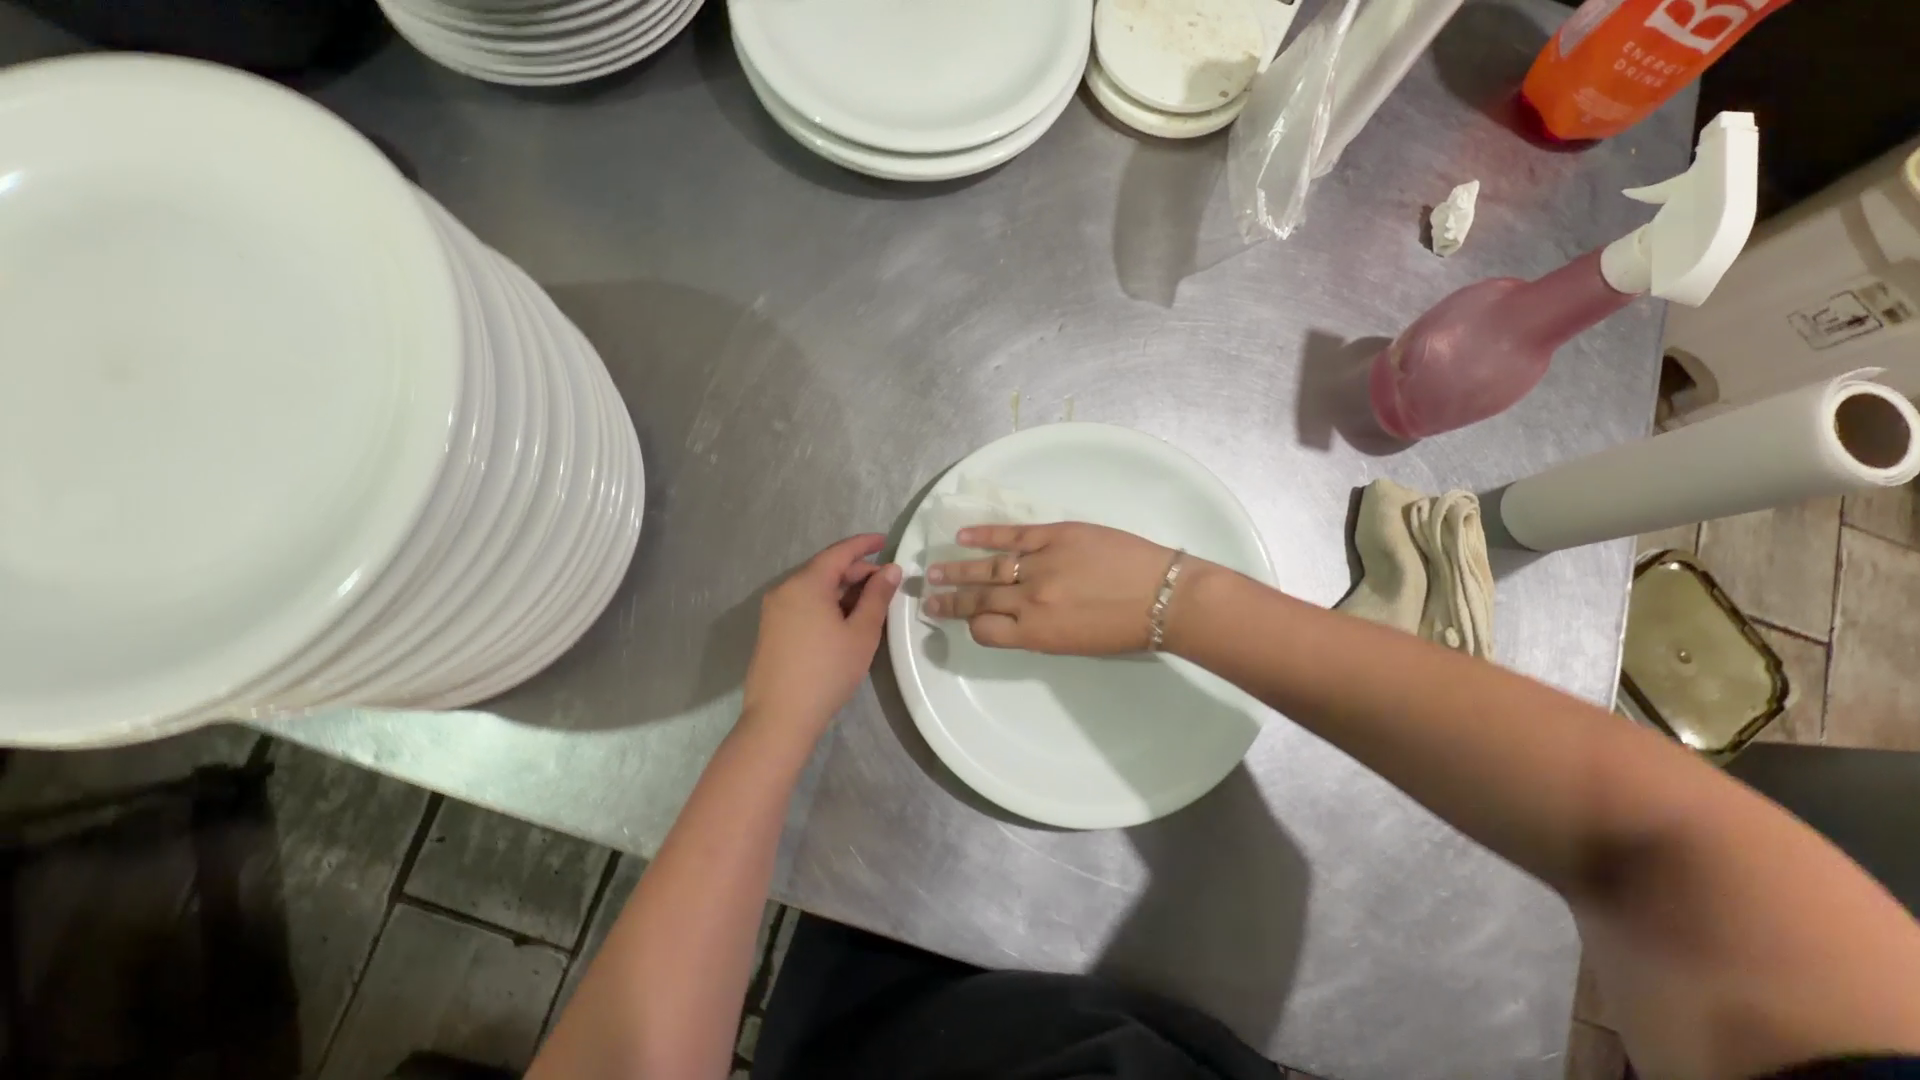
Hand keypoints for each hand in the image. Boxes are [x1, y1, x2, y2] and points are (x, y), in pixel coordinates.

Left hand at [742, 534, 901, 730]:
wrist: (780, 717)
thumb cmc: (826, 672)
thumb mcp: (861, 633)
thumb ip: (877, 597)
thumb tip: (890, 569)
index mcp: (806, 583)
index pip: (839, 552)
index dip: (864, 545)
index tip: (885, 541)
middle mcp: (785, 589)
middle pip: (825, 569)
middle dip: (856, 571)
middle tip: (886, 581)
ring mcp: (774, 610)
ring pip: (814, 588)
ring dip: (842, 589)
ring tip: (870, 602)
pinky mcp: (771, 630)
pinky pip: (803, 604)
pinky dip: (826, 603)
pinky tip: (844, 620)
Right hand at [922, 523, 1190, 654]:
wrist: (1164, 598)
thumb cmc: (1126, 631)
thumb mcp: (1075, 646)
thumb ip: (1040, 633)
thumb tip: (1014, 619)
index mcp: (1037, 634)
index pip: (985, 630)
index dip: (969, 624)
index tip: (959, 618)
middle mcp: (1031, 601)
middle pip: (979, 600)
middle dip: (950, 599)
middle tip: (928, 596)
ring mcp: (1041, 565)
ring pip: (988, 567)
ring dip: (958, 569)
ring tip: (936, 569)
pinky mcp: (1056, 535)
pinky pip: (1011, 535)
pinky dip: (985, 535)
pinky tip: (964, 537)